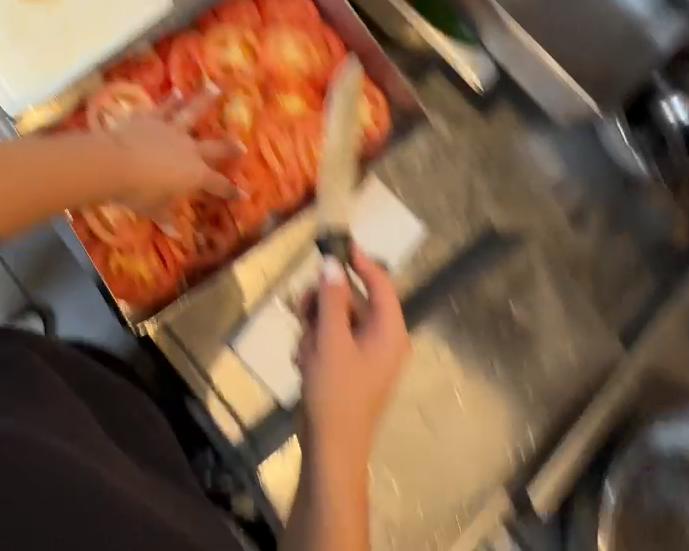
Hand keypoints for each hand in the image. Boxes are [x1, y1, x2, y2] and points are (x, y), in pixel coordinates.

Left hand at [97, 89, 240, 214]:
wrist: (116, 163)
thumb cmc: (137, 193)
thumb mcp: (153, 210)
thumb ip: (165, 219)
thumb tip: (175, 235)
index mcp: (194, 175)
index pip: (218, 185)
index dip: (230, 190)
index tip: (244, 193)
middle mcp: (189, 150)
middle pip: (215, 148)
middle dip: (229, 147)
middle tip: (242, 145)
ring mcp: (171, 131)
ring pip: (192, 113)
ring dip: (204, 101)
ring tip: (214, 89)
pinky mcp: (152, 119)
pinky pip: (164, 108)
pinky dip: (171, 99)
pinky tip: (176, 91)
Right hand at [296, 247, 411, 467]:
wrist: (331, 446)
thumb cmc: (336, 391)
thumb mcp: (330, 340)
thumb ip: (331, 299)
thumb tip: (333, 264)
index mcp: (389, 332)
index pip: (380, 284)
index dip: (360, 261)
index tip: (338, 241)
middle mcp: (383, 339)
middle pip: (352, 299)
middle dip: (323, 300)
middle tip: (299, 304)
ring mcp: (365, 354)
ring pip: (336, 317)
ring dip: (314, 323)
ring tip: (302, 344)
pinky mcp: (349, 366)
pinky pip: (330, 338)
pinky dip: (314, 341)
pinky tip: (303, 359)